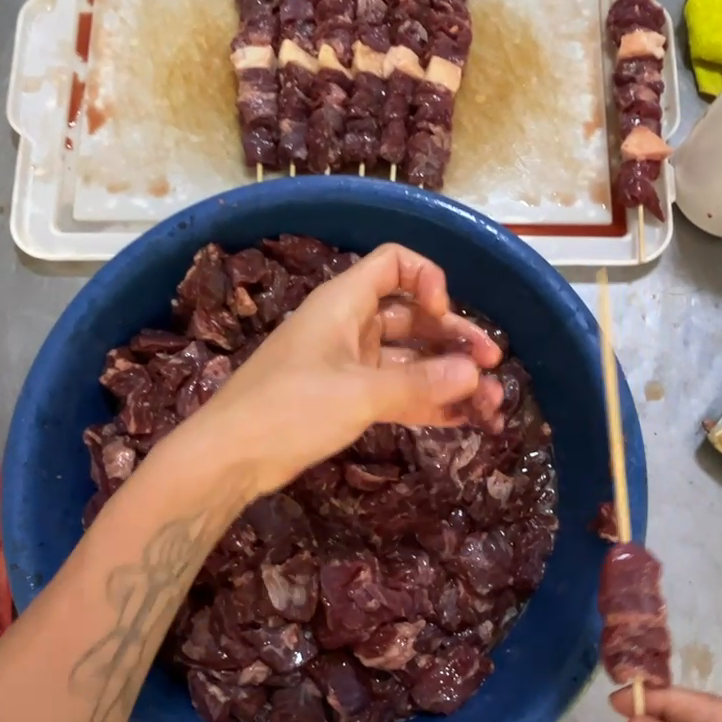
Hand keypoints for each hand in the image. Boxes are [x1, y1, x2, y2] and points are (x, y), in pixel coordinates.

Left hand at [185, 243, 504, 493]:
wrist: (229, 457)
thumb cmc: (289, 408)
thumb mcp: (359, 393)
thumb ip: (419, 383)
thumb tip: (474, 376)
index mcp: (344, 302)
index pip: (395, 263)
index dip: (427, 279)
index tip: (443, 313)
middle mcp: (348, 326)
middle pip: (411, 316)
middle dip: (453, 338)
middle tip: (493, 366)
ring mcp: (347, 364)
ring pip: (408, 359)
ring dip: (447, 377)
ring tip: (491, 404)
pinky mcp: (344, 399)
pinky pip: (396, 391)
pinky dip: (426, 402)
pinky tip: (462, 420)